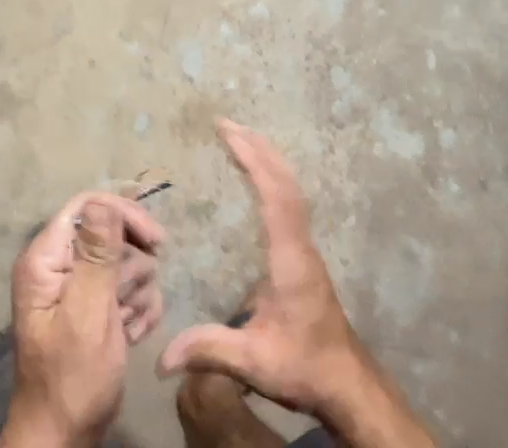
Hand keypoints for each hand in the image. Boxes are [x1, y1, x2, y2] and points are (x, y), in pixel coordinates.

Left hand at [0, 193, 166, 446]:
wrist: (65, 436)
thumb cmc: (72, 378)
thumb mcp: (88, 315)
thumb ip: (96, 257)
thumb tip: (103, 203)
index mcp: (46, 259)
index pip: (89, 206)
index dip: (124, 215)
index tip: (156, 241)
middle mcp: (59, 265)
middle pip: (113, 233)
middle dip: (131, 267)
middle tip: (127, 302)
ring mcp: (78, 287)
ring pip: (127, 261)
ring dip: (137, 293)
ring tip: (127, 326)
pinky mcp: (96, 307)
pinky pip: (130, 288)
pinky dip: (138, 310)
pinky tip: (133, 335)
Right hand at [157, 121, 434, 446]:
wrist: (346, 383)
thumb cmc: (305, 368)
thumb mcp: (254, 363)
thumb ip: (210, 352)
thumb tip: (160, 359)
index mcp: (290, 259)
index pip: (275, 198)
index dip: (255, 162)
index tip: (231, 134)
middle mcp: (300, 246)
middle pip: (285, 184)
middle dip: (258, 149)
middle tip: (227, 124)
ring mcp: (304, 250)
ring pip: (291, 191)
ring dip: (268, 161)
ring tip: (240, 139)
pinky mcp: (302, 258)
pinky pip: (288, 204)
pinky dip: (272, 181)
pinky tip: (258, 181)